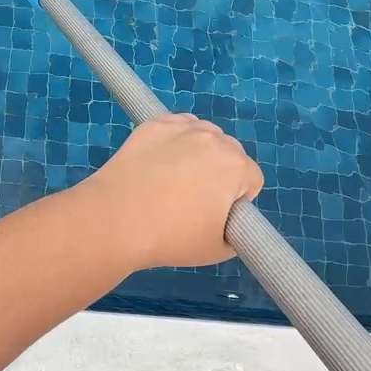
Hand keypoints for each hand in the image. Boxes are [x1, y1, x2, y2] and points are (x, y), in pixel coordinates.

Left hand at [80, 113, 264, 268]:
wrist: (118, 217)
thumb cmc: (173, 236)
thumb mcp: (220, 247)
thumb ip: (236, 227)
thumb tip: (225, 212)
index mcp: (236, 166)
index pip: (252, 178)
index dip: (238, 198)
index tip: (216, 212)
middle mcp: (212, 138)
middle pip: (229, 152)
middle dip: (220, 171)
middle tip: (195, 196)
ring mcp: (180, 127)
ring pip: (203, 134)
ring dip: (198, 150)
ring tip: (175, 176)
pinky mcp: (152, 123)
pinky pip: (175, 125)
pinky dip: (174, 138)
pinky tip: (160, 159)